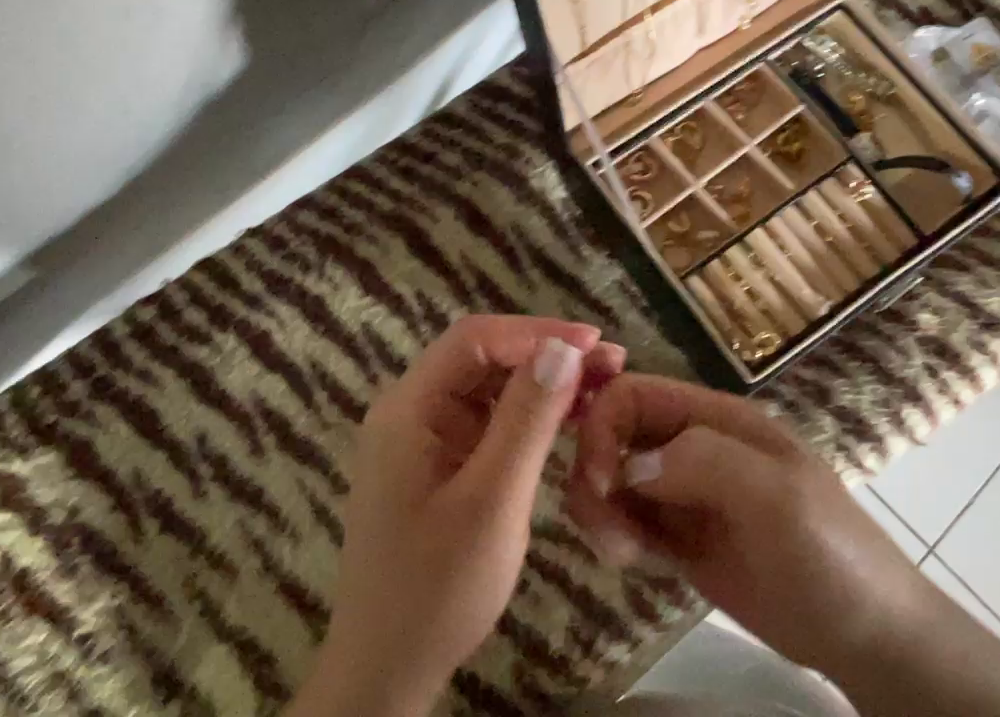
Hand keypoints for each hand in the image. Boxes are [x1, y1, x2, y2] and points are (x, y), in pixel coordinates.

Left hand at [291, 316, 624, 716]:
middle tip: (612, 366)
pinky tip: (569, 423)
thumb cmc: (437, 588)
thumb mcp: (492, 500)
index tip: (596, 343)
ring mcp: (421, 440)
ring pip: (487, 390)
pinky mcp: (436, 467)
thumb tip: (562, 348)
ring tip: (602, 390)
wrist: (386, 668)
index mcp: (408, 408)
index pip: (474, 340)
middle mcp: (409, 412)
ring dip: (542, 386)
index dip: (537, 332)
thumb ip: (526, 420)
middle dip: (546, 356)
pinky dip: (528, 419)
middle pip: (481, 360)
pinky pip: (485, 424)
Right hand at [565, 373, 927, 666]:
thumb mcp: (779, 495)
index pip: (632, 393)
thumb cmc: (830, 552)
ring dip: (599, 511)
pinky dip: (613, 537)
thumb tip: (630, 467)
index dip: (603, 426)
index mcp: (716, 418)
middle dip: (593, 474)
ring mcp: (683, 494)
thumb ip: (706, 461)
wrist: (866, 636)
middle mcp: (691, 446)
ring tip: (622, 553)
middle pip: (612, 435)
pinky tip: (633, 563)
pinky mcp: (678, 540)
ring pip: (611, 481)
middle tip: (607, 528)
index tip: (602, 481)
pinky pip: (624, 523)